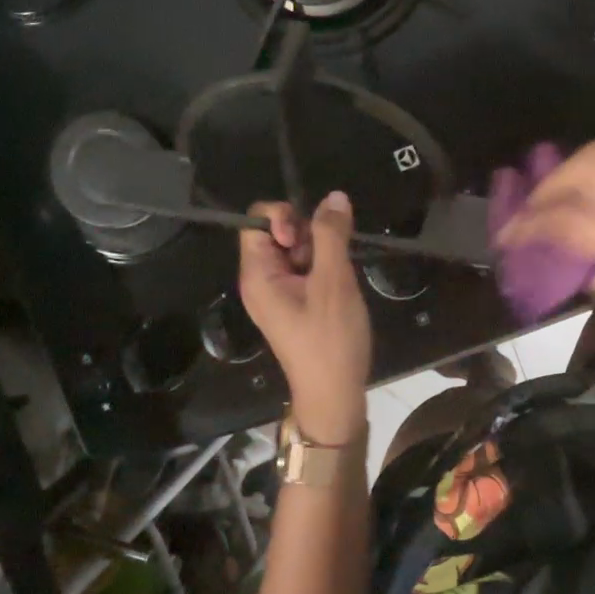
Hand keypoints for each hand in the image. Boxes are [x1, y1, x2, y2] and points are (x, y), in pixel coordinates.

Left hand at [239, 192, 371, 443]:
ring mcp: (276, 293)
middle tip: (328, 262)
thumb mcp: (334, 283)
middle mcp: (260, 280)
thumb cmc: (330, 340)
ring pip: (295, 250)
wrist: (334, 396)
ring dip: (320, 253)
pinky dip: (322, 269)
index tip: (307, 240)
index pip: (256, 219)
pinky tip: (338, 288)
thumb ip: (331, 236)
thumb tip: (335, 197)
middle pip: (277, 231)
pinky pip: (303, 270)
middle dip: (308, 235)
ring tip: (336, 279)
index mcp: (257, 274)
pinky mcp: (293, 304)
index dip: (285, 217)